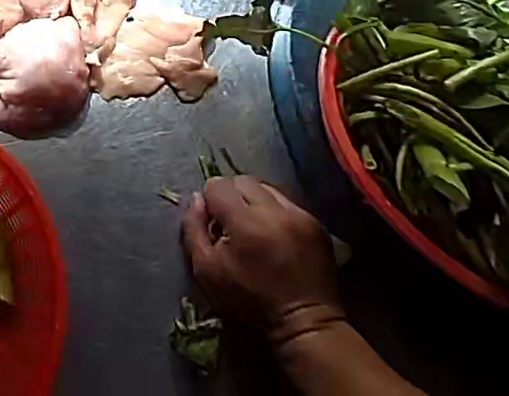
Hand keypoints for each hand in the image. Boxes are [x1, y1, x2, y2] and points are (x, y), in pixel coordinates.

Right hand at [181, 176, 344, 344]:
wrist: (304, 325)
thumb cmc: (249, 301)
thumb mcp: (206, 269)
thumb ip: (193, 227)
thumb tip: (196, 198)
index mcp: (245, 221)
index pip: (217, 185)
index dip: (211, 203)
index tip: (215, 225)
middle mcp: (274, 210)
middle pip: (241, 181)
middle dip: (232, 198)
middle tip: (234, 225)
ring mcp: (299, 215)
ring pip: (265, 188)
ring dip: (254, 202)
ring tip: (255, 227)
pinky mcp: (315, 223)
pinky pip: (286, 202)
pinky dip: (275, 211)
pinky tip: (275, 233)